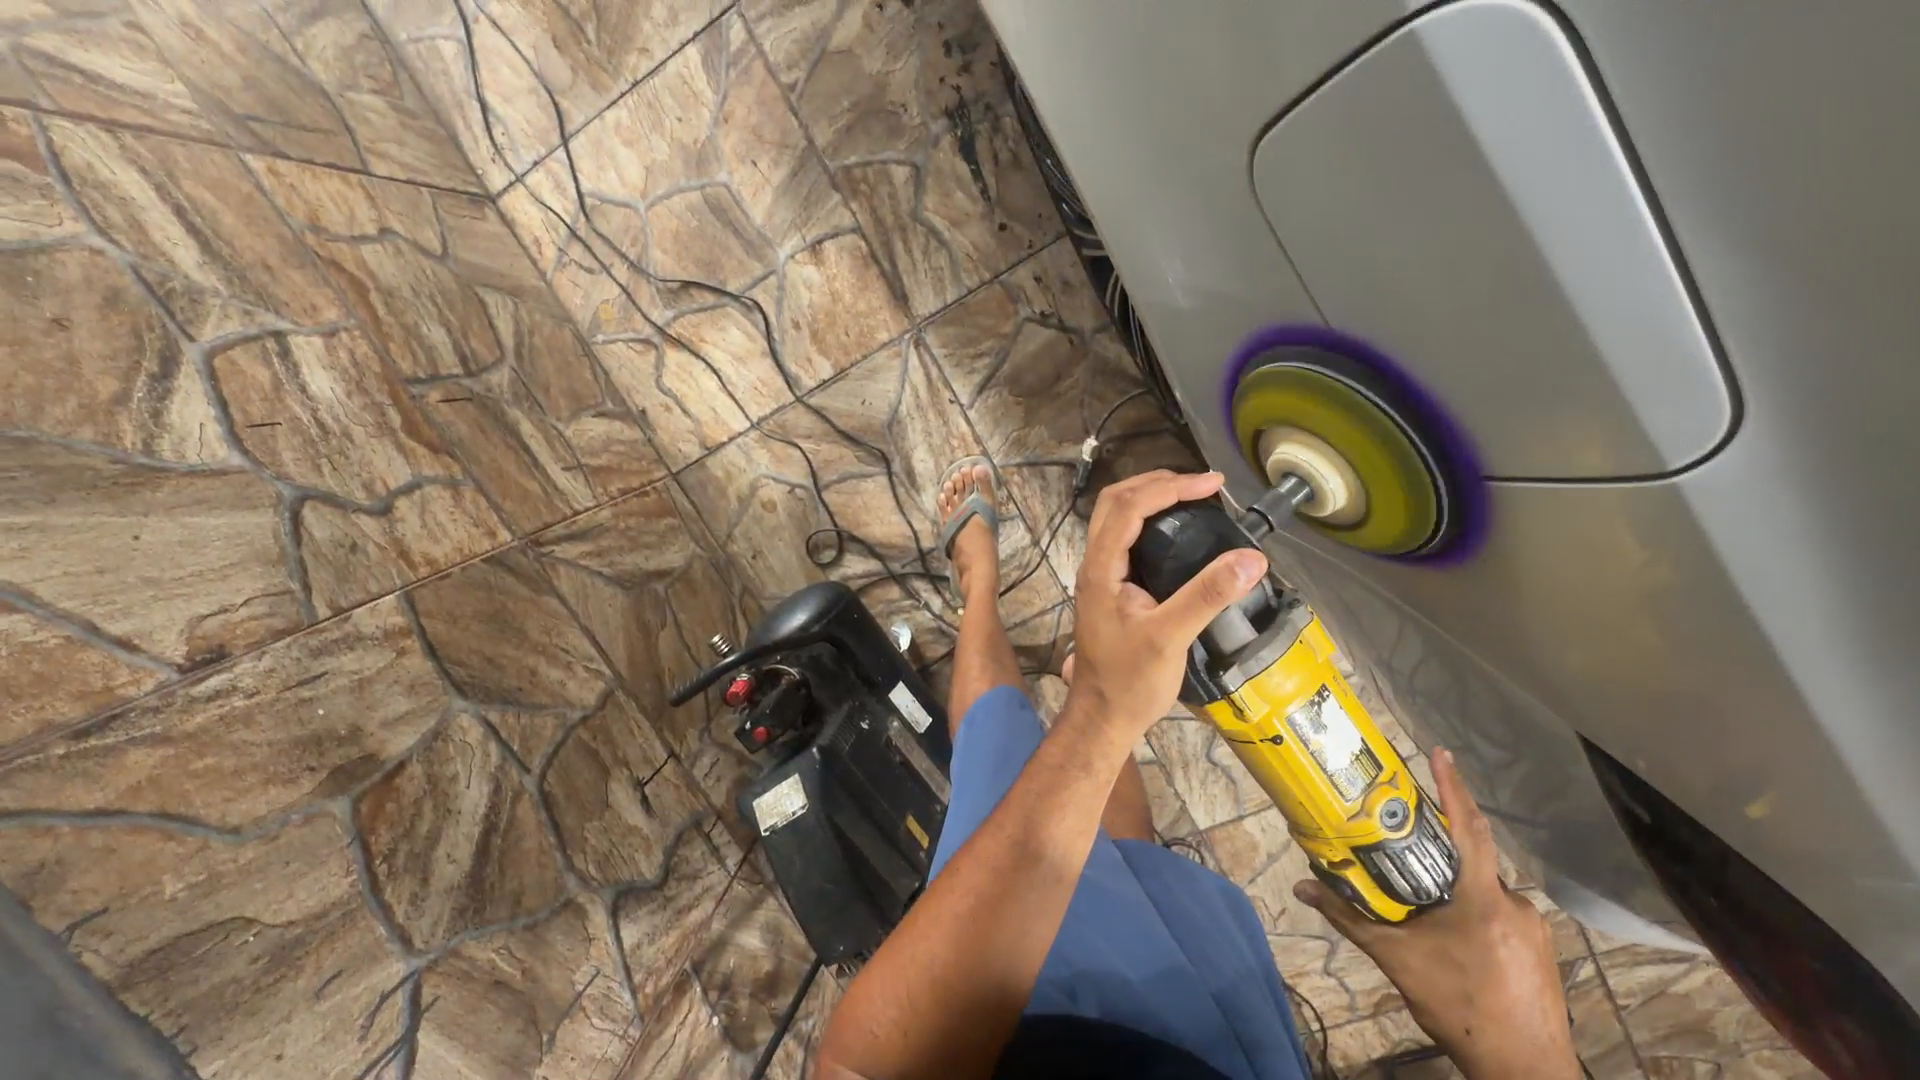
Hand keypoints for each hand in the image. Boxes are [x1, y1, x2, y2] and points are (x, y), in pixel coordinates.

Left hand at [1066, 470, 1268, 742]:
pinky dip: (1150, 523)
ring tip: (1193, 498)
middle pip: (1115, 502)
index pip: (1128, 507)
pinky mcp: (1111, 590)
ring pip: (1117, 520)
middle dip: (1157, 484)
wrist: (1104, 717)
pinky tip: (1179, 534)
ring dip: (1151, 500)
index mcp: (1101, 569)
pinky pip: (1125, 540)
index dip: (1170, 488)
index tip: (1213, 485)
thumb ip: (1207, 595)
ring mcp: (1101, 577)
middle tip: (1202, 485)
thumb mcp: (1171, 638)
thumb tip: (1251, 558)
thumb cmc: (1130, 681)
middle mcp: (1095, 566)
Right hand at [1293, 749, 1580, 1079]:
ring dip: (1459, 891)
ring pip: (1488, 892)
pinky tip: (1457, 943)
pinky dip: (1477, 915)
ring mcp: (1535, 929)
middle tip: (1412, 843)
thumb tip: (1303, 887)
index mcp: (1482, 898)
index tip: (1440, 752)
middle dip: (1443, 850)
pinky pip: (1503, 916)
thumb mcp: (1396, 960)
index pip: (1468, 828)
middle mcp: (1516, 904)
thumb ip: (1351, 919)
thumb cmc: (1457, 1005)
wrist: (1523, 1069)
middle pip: (1475, 860)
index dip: (1453, 787)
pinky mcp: (1543, 952)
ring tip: (1429, 910)